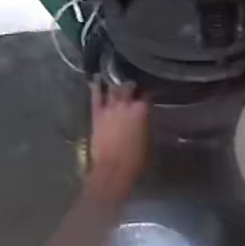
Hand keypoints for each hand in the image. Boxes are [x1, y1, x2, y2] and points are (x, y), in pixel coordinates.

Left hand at [86, 81, 148, 204]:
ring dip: (115, 83)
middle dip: (131, 84)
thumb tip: (143, 117)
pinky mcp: (97, 114)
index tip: (149, 91)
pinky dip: (96, 86)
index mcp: (141, 111)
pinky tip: (95, 79)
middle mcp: (126, 105)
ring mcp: (109, 108)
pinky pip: (96, 96)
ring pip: (113, 88)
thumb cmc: (135, 159)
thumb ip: (145, 123)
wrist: (113, 168)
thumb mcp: (147, 139)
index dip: (148, 92)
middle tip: (133, 83)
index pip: (146, 94)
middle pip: (128, 87)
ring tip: (116, 77)